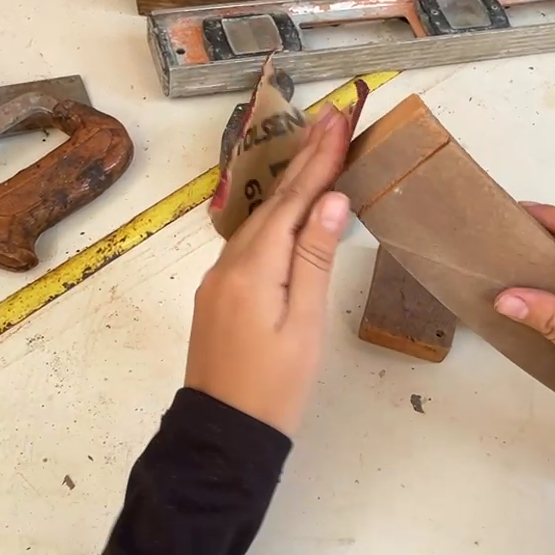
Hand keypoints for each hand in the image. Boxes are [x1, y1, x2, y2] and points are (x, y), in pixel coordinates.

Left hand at [185, 109, 353, 435]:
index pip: (292, 202)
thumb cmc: (275, 388)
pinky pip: (249, 246)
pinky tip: (288, 212)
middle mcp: (228, 266)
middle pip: (273, 205)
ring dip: (288, 188)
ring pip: (259, 224)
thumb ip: (314, 261)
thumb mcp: (304, 326)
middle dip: (302, 161)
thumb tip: (330, 201)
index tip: (338, 120)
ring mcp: (217, 281)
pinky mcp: (217, 297)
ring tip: (315, 153)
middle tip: (328, 119)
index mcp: (253, 270)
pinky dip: (274, 221)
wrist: (223, 434)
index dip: (317, 161)